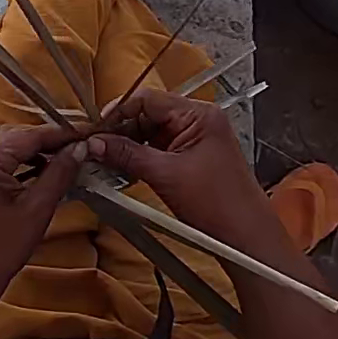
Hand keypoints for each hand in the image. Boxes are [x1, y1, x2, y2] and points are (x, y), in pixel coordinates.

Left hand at [0, 124, 84, 294]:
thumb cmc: (5, 245)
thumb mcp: (38, 208)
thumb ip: (60, 173)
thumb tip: (81, 148)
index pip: (30, 136)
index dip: (61, 134)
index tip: (88, 134)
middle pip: (20, 136)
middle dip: (50, 140)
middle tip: (81, 144)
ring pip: (12, 145)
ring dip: (39, 150)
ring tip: (68, 155)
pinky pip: (5, 158)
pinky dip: (26, 160)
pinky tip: (46, 168)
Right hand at [89, 89, 269, 249]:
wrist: (245, 238)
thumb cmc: (215, 203)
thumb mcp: (165, 174)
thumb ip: (126, 154)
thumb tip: (92, 143)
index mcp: (197, 114)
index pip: (147, 100)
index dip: (117, 112)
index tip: (93, 130)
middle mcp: (196, 120)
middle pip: (146, 115)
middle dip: (119, 131)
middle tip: (92, 147)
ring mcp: (193, 139)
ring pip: (148, 133)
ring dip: (126, 145)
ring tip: (101, 160)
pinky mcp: (188, 158)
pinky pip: (155, 149)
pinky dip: (137, 157)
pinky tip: (119, 168)